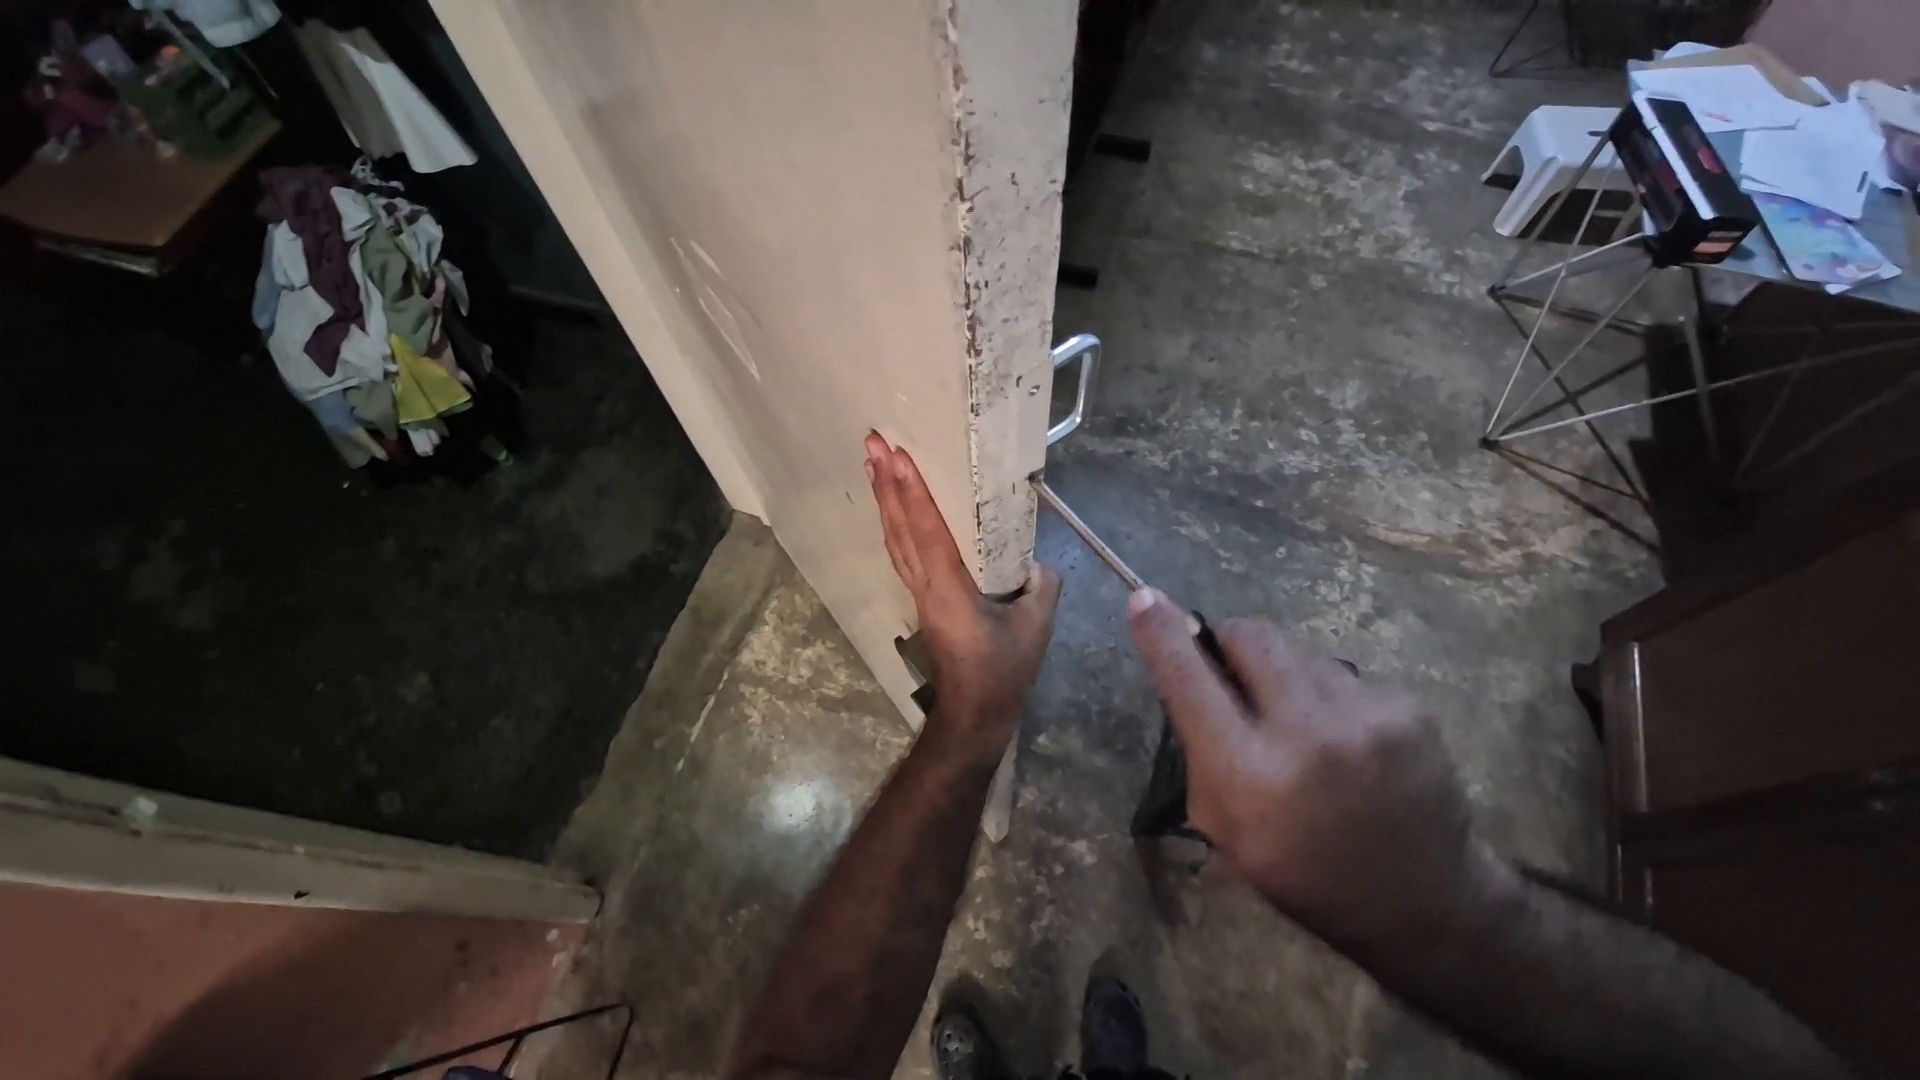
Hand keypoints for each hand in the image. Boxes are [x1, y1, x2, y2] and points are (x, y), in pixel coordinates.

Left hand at [866, 434, 1060, 749]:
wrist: (976, 712)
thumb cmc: (1004, 670)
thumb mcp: (1036, 625)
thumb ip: (1041, 584)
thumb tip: (1036, 561)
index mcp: (949, 588)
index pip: (927, 530)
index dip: (911, 491)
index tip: (896, 455)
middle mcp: (925, 585)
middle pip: (899, 528)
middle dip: (885, 483)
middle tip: (871, 442)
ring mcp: (919, 593)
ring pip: (894, 540)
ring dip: (884, 500)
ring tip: (873, 464)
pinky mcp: (923, 601)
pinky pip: (901, 554)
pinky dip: (894, 525)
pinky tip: (893, 511)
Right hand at [1127, 590, 1498, 949]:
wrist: (1420, 903)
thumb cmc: (1302, 873)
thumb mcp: (1225, 828)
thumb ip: (1203, 753)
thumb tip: (1194, 676)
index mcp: (1248, 775)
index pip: (1188, 682)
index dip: (1160, 635)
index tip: (1144, 598)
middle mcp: (1304, 734)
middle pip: (1250, 636)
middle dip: (1232, 645)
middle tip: (1237, 676)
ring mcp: (1364, 716)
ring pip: (1299, 652)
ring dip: (1286, 676)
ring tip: (1305, 725)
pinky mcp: (1407, 708)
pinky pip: (1345, 674)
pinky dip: (1332, 697)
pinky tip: (1348, 740)